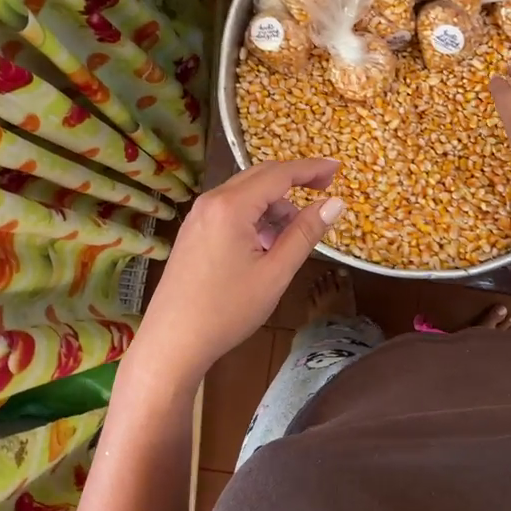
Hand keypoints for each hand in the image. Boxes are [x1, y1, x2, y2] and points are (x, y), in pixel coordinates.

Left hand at [131, 159, 344, 381]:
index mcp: (231, 206)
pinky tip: (265, 245)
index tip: (338, 168)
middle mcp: (211, 201)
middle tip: (326, 188)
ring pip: (245, 193)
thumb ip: (305, 233)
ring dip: (274, 204)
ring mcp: (198, 216)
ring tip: (292, 236)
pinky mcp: (193, 231)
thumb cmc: (227, 310)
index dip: (311, 168)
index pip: (279, 174)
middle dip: (294, 180)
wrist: (172, 342)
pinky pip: (230, 209)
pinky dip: (255, 216)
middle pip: (260, 176)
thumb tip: (335, 202)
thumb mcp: (275, 273)